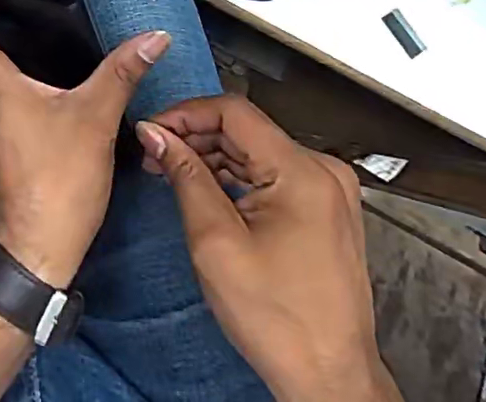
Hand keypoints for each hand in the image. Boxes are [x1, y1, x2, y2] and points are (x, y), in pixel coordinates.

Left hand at [0, 0, 168, 287]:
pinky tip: (58, 74)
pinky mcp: (11, 137)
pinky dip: (27, 75)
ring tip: (47, 29)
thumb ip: (122, 72)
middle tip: (28, 1)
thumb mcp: (96, 117)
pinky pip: (11, 93)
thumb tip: (154, 37)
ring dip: (12, 47)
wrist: (40, 245)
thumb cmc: (57, 180)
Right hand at [137, 95, 400, 401]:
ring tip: (172, 172)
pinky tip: (205, 188)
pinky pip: (270, 171)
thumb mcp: (215, 241)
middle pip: (244, 129)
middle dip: (194, 137)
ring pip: (255, 149)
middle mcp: (322, 170)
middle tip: (155, 154)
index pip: (234, 111)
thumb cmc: (279, 321)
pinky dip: (234, 175)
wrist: (330, 380)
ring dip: (211, 156)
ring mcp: (327, 188)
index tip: (155, 129)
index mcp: (302, 172)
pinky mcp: (323, 206)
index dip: (186, 113)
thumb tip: (156, 134)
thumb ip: (184, 175)